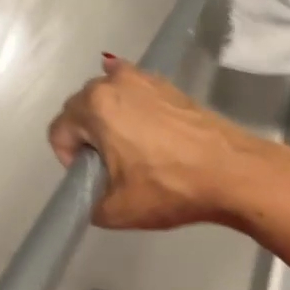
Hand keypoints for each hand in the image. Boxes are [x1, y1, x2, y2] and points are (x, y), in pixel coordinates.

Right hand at [47, 55, 282, 229]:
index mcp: (95, 106)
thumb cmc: (169, 187)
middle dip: (87, 136)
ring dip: (109, 120)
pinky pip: (134, 91)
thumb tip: (93, 192)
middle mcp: (114, 82)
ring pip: (108, 96)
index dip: (69, 159)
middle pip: (81, 107)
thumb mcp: (116, 211)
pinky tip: (148, 131)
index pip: (59, 129)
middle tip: (110, 167)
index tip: (91, 178)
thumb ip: (88, 201)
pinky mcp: (166, 83)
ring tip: (132, 150)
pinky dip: (132, 107)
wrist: (230, 170)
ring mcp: (142, 78)